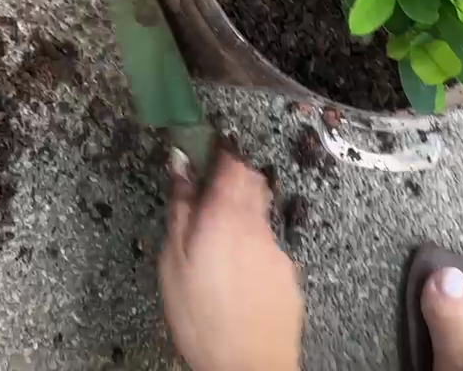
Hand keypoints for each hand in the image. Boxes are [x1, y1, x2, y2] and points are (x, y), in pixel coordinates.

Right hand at [159, 146, 303, 370]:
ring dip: (243, 216)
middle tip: (211, 190)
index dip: (222, 149)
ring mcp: (278, 253)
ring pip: (261, 217)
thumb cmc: (201, 315)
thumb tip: (179, 163)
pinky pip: (269, 249)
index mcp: (225, 215)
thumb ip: (180, 205)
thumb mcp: (173, 257)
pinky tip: (238, 275)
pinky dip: (254, 249)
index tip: (208, 146)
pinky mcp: (290, 278)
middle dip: (234, 177)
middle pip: (253, 182)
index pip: (232, 162)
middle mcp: (257, 226)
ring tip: (220, 244)